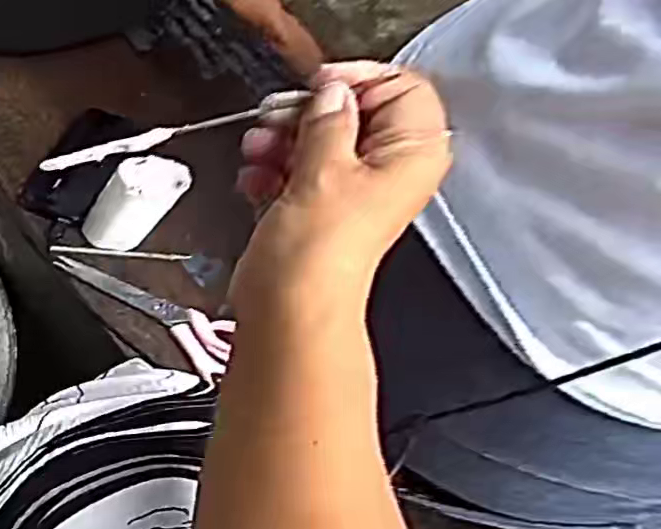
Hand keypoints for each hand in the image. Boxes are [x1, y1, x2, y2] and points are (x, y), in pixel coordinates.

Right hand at [232, 62, 450, 306]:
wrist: (287, 310)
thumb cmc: (313, 255)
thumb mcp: (321, 173)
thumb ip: (326, 125)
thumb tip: (328, 96)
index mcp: (412, 153)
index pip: (397, 90)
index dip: (353, 81)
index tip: (311, 84)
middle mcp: (387, 172)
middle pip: (354, 120)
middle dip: (308, 116)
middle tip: (272, 116)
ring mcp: (347, 197)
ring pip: (319, 151)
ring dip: (283, 145)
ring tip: (254, 148)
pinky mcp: (312, 219)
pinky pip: (296, 182)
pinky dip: (273, 174)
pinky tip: (253, 176)